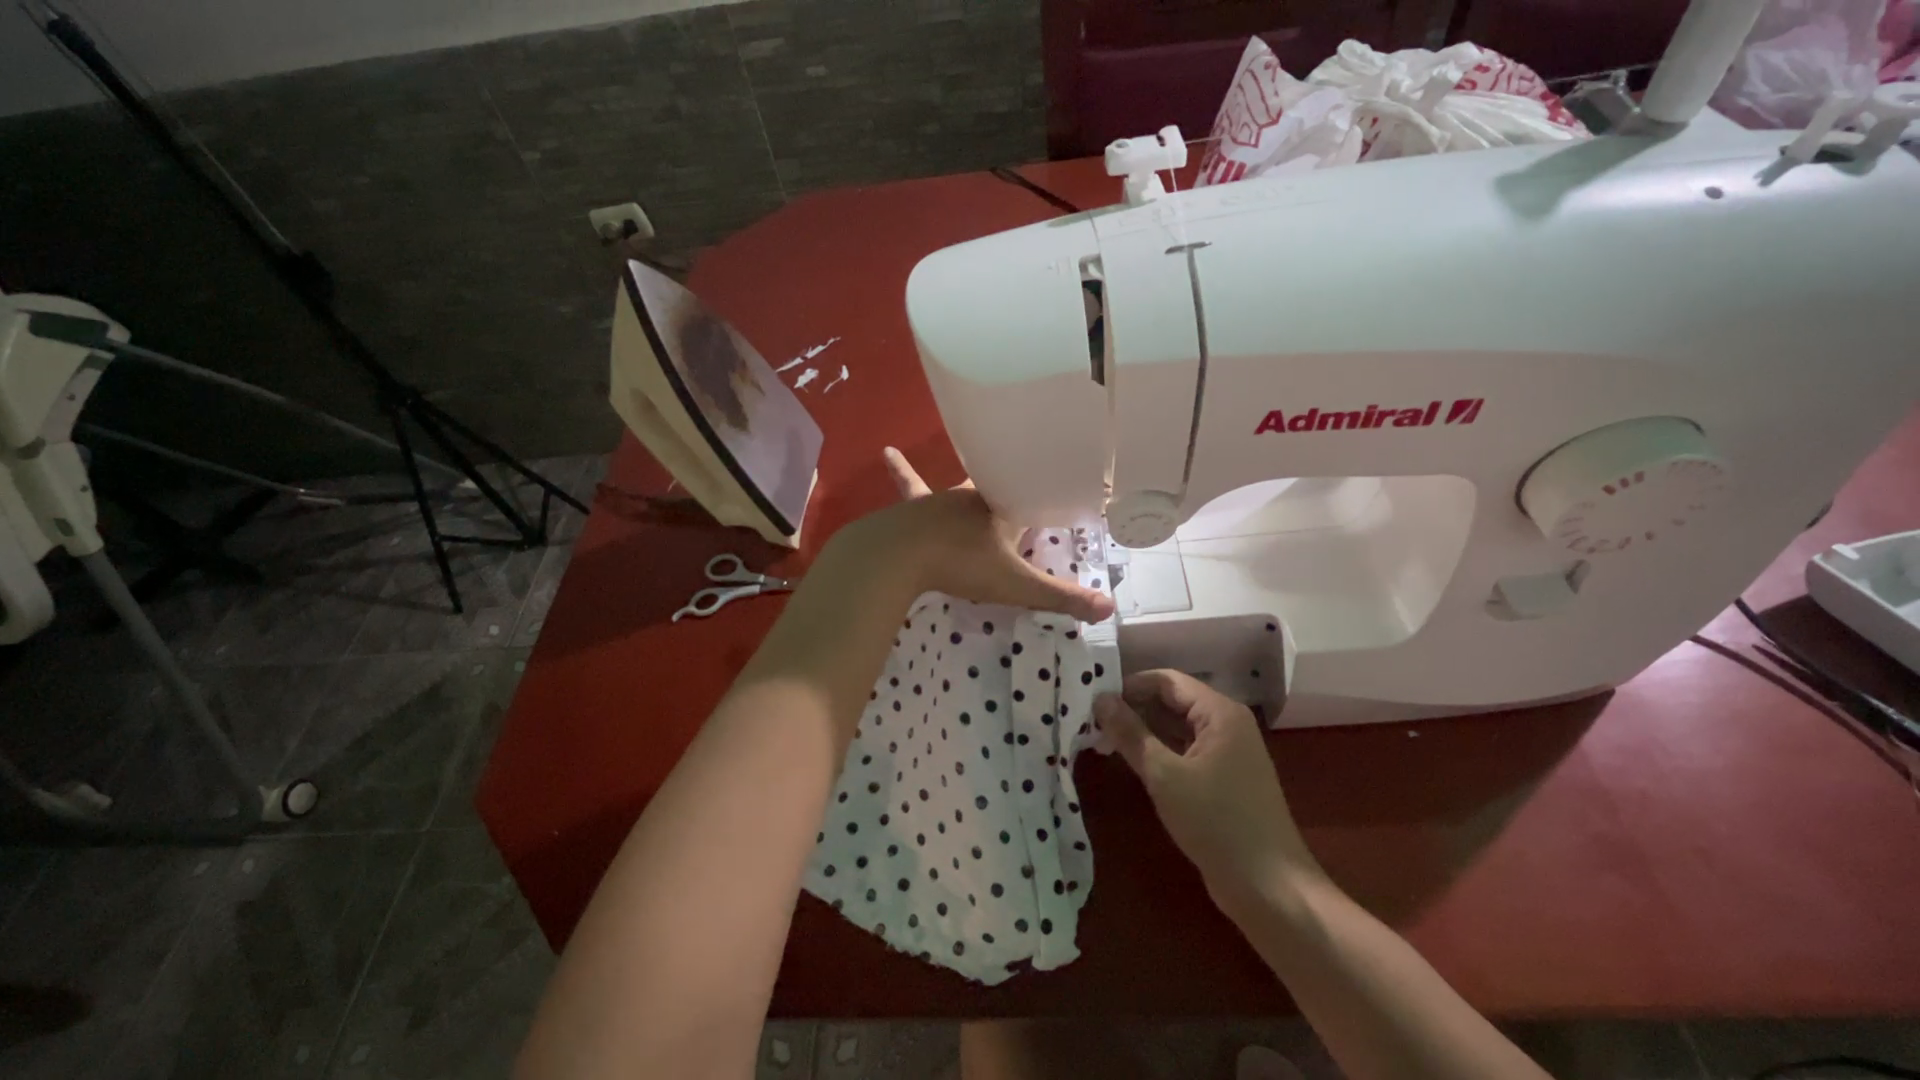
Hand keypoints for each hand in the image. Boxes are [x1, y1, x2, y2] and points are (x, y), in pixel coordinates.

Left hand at [838, 448, 1112, 622]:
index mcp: (1003, 509)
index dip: (1042, 498)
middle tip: (1017, 484)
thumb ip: (1060, 597)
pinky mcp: (910, 510)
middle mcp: (973, 497)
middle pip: (996, 489)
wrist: (900, 554)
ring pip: (958, 489)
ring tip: (974, 486)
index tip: (1056, 494)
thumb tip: (1109, 609)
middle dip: (1007, 488)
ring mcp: (940, 501)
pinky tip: (887, 452)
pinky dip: (901, 471)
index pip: (1029, 496)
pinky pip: (909, 487)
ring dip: (967, 490)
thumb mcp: (1016, 585)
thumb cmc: (962, 564)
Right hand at [1095, 670, 1320, 904]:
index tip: (1092, 700)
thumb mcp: (1164, 775)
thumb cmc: (1216, 821)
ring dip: (1143, 732)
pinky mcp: (1225, 780)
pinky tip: (1132, 765)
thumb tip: (1101, 699)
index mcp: (1220, 713)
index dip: (1129, 685)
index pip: (1167, 680)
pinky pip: (1186, 753)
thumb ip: (1130, 733)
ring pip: (1178, 729)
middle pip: (1173, 702)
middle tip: (1091, 723)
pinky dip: (1159, 753)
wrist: (1268, 884)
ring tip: (1102, 742)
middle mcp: (1227, 725)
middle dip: (1133, 709)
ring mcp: (1228, 754)